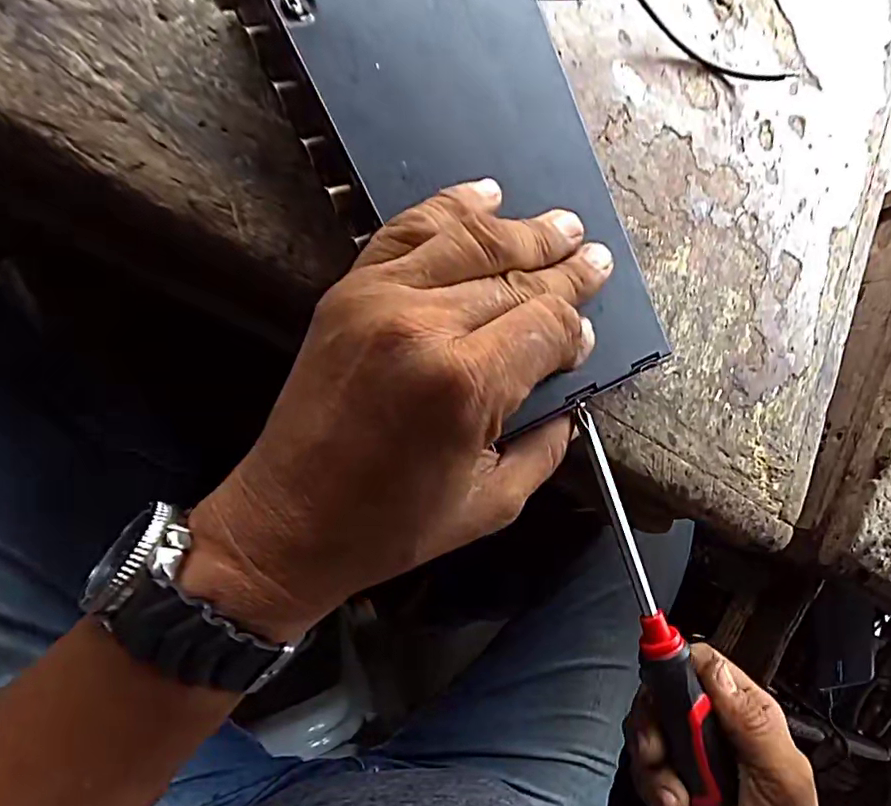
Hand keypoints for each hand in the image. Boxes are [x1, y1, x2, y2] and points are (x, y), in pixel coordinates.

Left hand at [180, 179, 613, 640]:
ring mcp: (379, 298)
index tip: (587, 337)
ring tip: (561, 224)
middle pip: (514, 279)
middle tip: (597, 259)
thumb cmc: (399, 524)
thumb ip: (545, 447)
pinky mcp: (348, 293)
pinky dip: (448, 207)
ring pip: (468, 241)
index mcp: (466, 383)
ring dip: (521, 230)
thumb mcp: (495, 503)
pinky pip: (406, 231)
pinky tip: (483, 195)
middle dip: (563, 270)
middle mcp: (424, 324)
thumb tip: (569, 402)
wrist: (294, 520)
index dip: (573, 327)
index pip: (544, 325)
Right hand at [629, 644, 822, 805]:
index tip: (663, 684)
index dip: (681, 664)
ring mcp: (689, 750)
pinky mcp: (669, 778)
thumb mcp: (784, 775)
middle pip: (665, 692)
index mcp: (747, 709)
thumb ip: (753, 723)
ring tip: (680, 798)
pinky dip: (656, 793)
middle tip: (659, 752)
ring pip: (647, 730)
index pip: (707, 665)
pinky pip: (642, 771)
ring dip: (656, 769)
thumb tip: (717, 672)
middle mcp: (713, 722)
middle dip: (655, 723)